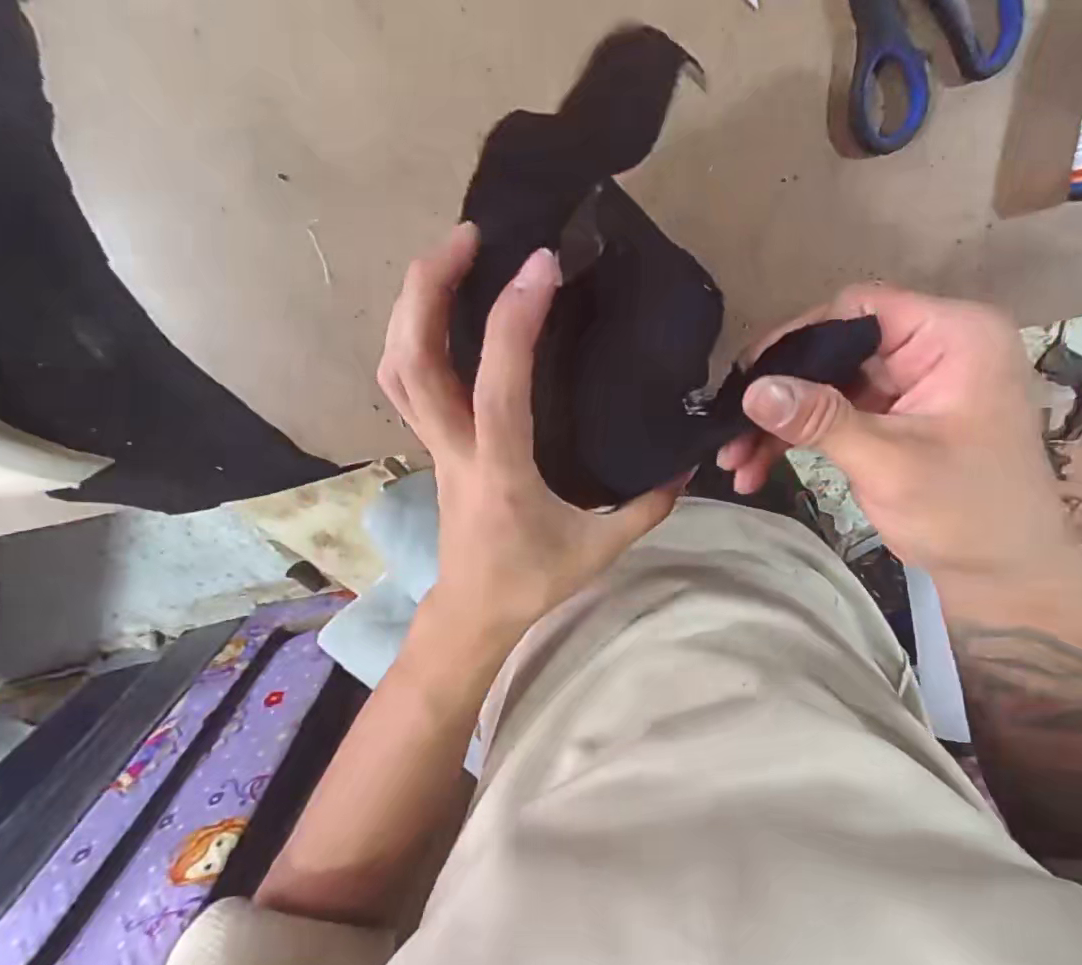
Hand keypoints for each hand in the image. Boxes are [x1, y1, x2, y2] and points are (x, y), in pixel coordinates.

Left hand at [378, 223, 678, 635]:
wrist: (473, 611)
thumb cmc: (532, 581)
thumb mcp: (601, 549)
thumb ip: (647, 504)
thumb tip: (685, 461)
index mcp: (499, 473)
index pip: (497, 387)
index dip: (513, 322)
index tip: (541, 267)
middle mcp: (454, 450)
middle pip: (412, 363)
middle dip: (429, 289)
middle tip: (468, 236)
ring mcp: (433, 446)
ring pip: (396, 370)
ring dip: (411, 306)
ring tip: (449, 258)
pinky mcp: (430, 446)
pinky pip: (403, 384)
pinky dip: (409, 337)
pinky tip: (438, 311)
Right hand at [717, 284, 1081, 590]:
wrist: (1001, 571)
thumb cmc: (964, 511)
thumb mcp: (887, 461)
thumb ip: (820, 420)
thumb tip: (752, 390)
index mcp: (952, 337)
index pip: (857, 309)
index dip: (796, 339)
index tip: (747, 381)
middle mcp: (930, 348)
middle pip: (832, 350)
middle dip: (778, 395)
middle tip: (729, 431)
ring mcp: (909, 384)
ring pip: (824, 386)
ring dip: (778, 425)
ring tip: (735, 461)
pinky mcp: (892, 416)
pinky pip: (832, 414)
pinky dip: (796, 440)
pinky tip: (757, 468)